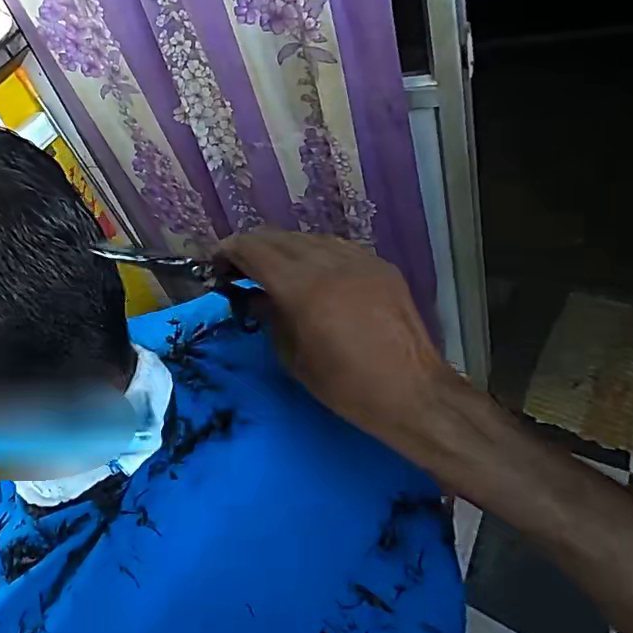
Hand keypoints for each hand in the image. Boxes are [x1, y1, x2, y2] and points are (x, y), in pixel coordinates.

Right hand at [217, 229, 494, 477]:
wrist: (415, 395)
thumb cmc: (346, 387)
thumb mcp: (293, 357)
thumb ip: (269, 316)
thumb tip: (252, 295)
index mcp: (303, 288)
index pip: (253, 250)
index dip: (228, 252)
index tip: (216, 265)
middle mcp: (329, 263)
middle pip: (276, 237)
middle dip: (250, 248)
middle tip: (237, 269)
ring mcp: (359, 260)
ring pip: (305, 237)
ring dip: (281, 248)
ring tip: (272, 270)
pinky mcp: (379, 265)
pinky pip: (334, 247)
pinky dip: (312, 253)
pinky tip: (309, 273)